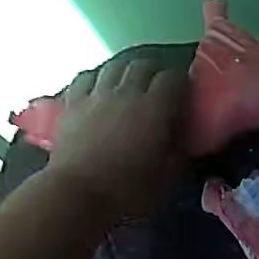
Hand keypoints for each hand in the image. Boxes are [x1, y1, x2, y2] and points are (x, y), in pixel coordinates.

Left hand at [48, 57, 190, 220]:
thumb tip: (184, 138)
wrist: (78, 193)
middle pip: (143, 65)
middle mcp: (126, 91)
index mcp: (154, 108)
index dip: (182, 82)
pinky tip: (99, 88)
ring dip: (126, 71)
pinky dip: (97, 79)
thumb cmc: (129, 189)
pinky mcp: (72, 103)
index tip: (186, 93)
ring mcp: (96, 94)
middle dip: (154, 72)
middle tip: (159, 88)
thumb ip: (179, 152)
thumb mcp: (167, 177)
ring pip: (114, 66)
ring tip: (130, 84)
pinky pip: (86, 78)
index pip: (173, 79)